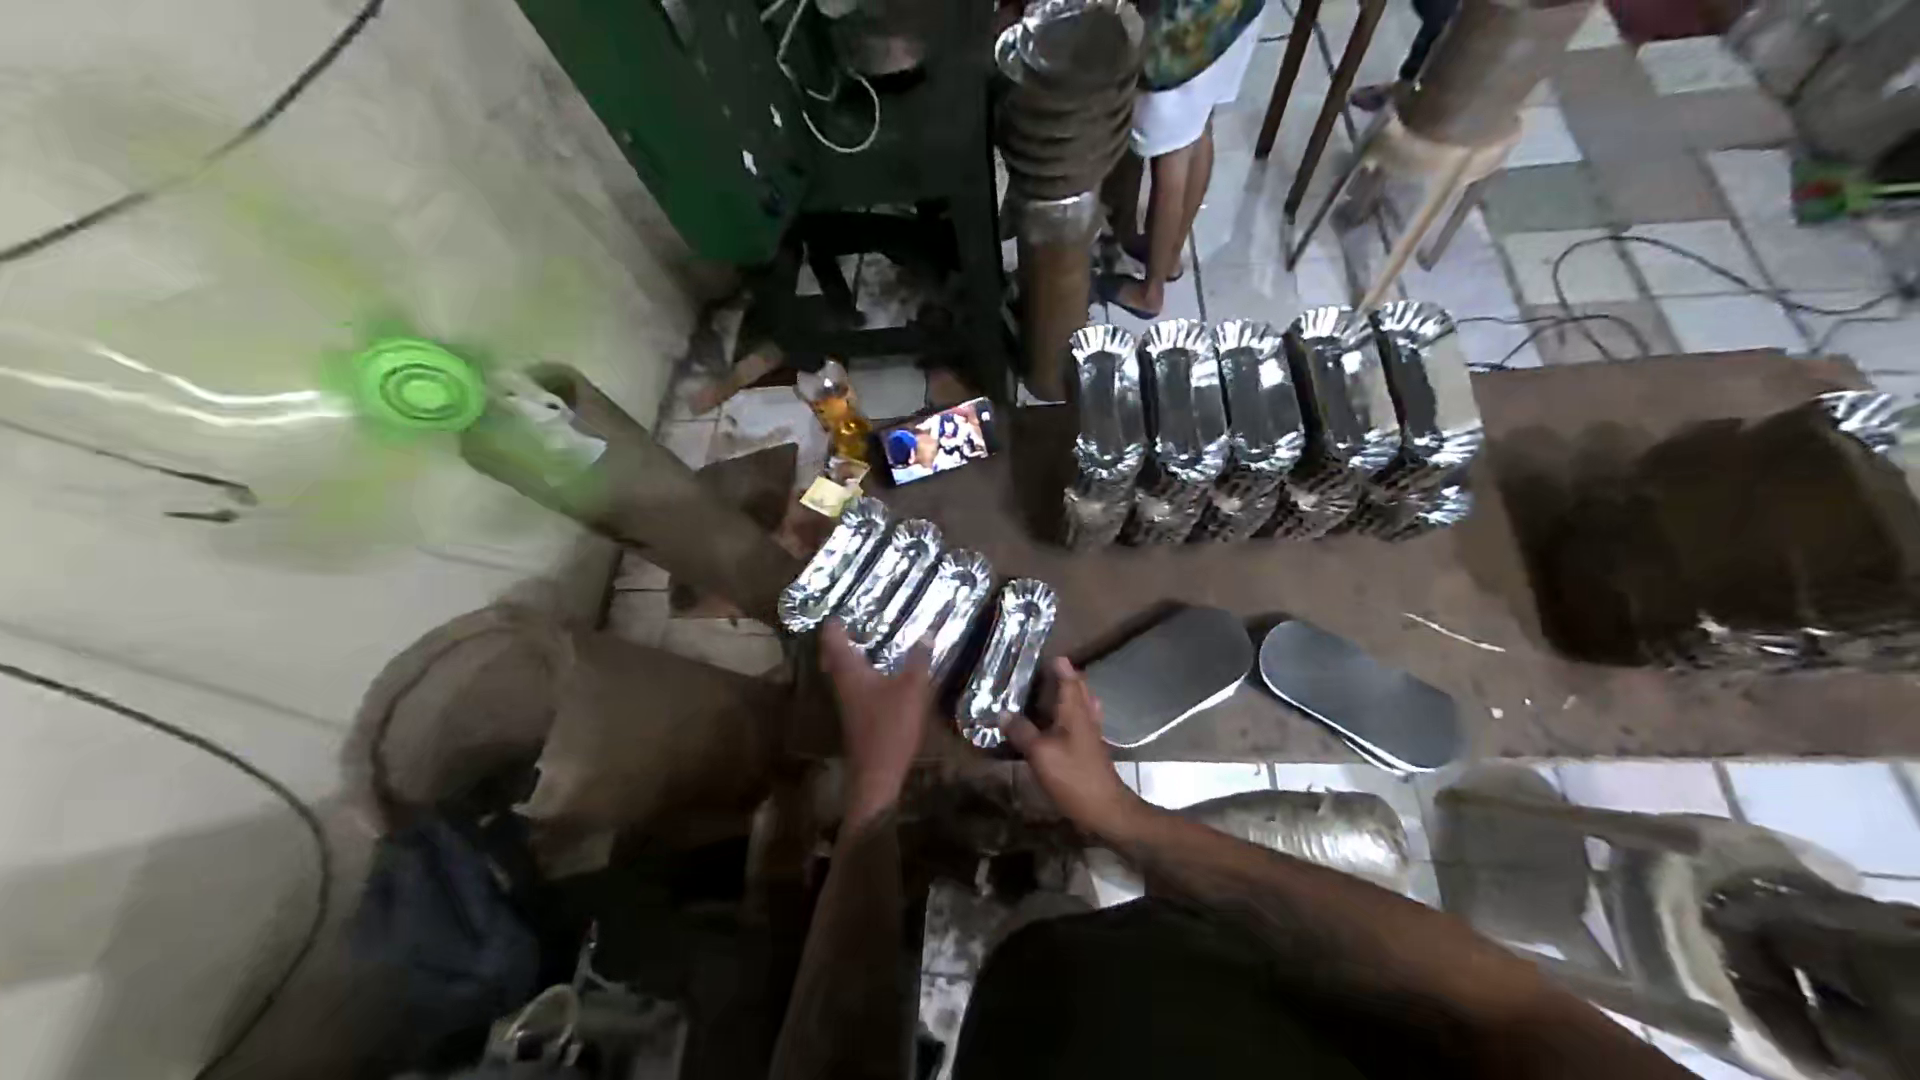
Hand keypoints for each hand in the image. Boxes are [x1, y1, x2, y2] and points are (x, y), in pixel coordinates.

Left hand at [820, 618, 930, 827]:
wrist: (876, 774)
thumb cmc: (890, 726)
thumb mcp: (911, 689)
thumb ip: (919, 660)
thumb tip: (927, 632)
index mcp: (850, 672)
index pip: (834, 640)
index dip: (834, 623)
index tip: (840, 608)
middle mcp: (842, 684)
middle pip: (832, 656)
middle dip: (839, 639)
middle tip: (852, 623)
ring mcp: (847, 702)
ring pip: (841, 671)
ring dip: (848, 656)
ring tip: (865, 641)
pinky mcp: (855, 716)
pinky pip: (852, 684)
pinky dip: (859, 672)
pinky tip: (876, 673)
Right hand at [1003, 658, 1152, 840]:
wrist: (1106, 810)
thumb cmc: (1074, 777)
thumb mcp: (1040, 754)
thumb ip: (1022, 731)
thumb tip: (1003, 713)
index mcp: (1075, 711)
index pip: (1069, 679)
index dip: (1059, 666)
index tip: (1045, 654)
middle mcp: (1085, 717)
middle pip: (1078, 689)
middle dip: (1064, 677)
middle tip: (1042, 671)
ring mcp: (1090, 735)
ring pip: (1079, 706)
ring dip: (1066, 696)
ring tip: (1045, 694)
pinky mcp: (1089, 751)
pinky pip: (1077, 723)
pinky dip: (1066, 716)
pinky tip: (1052, 725)